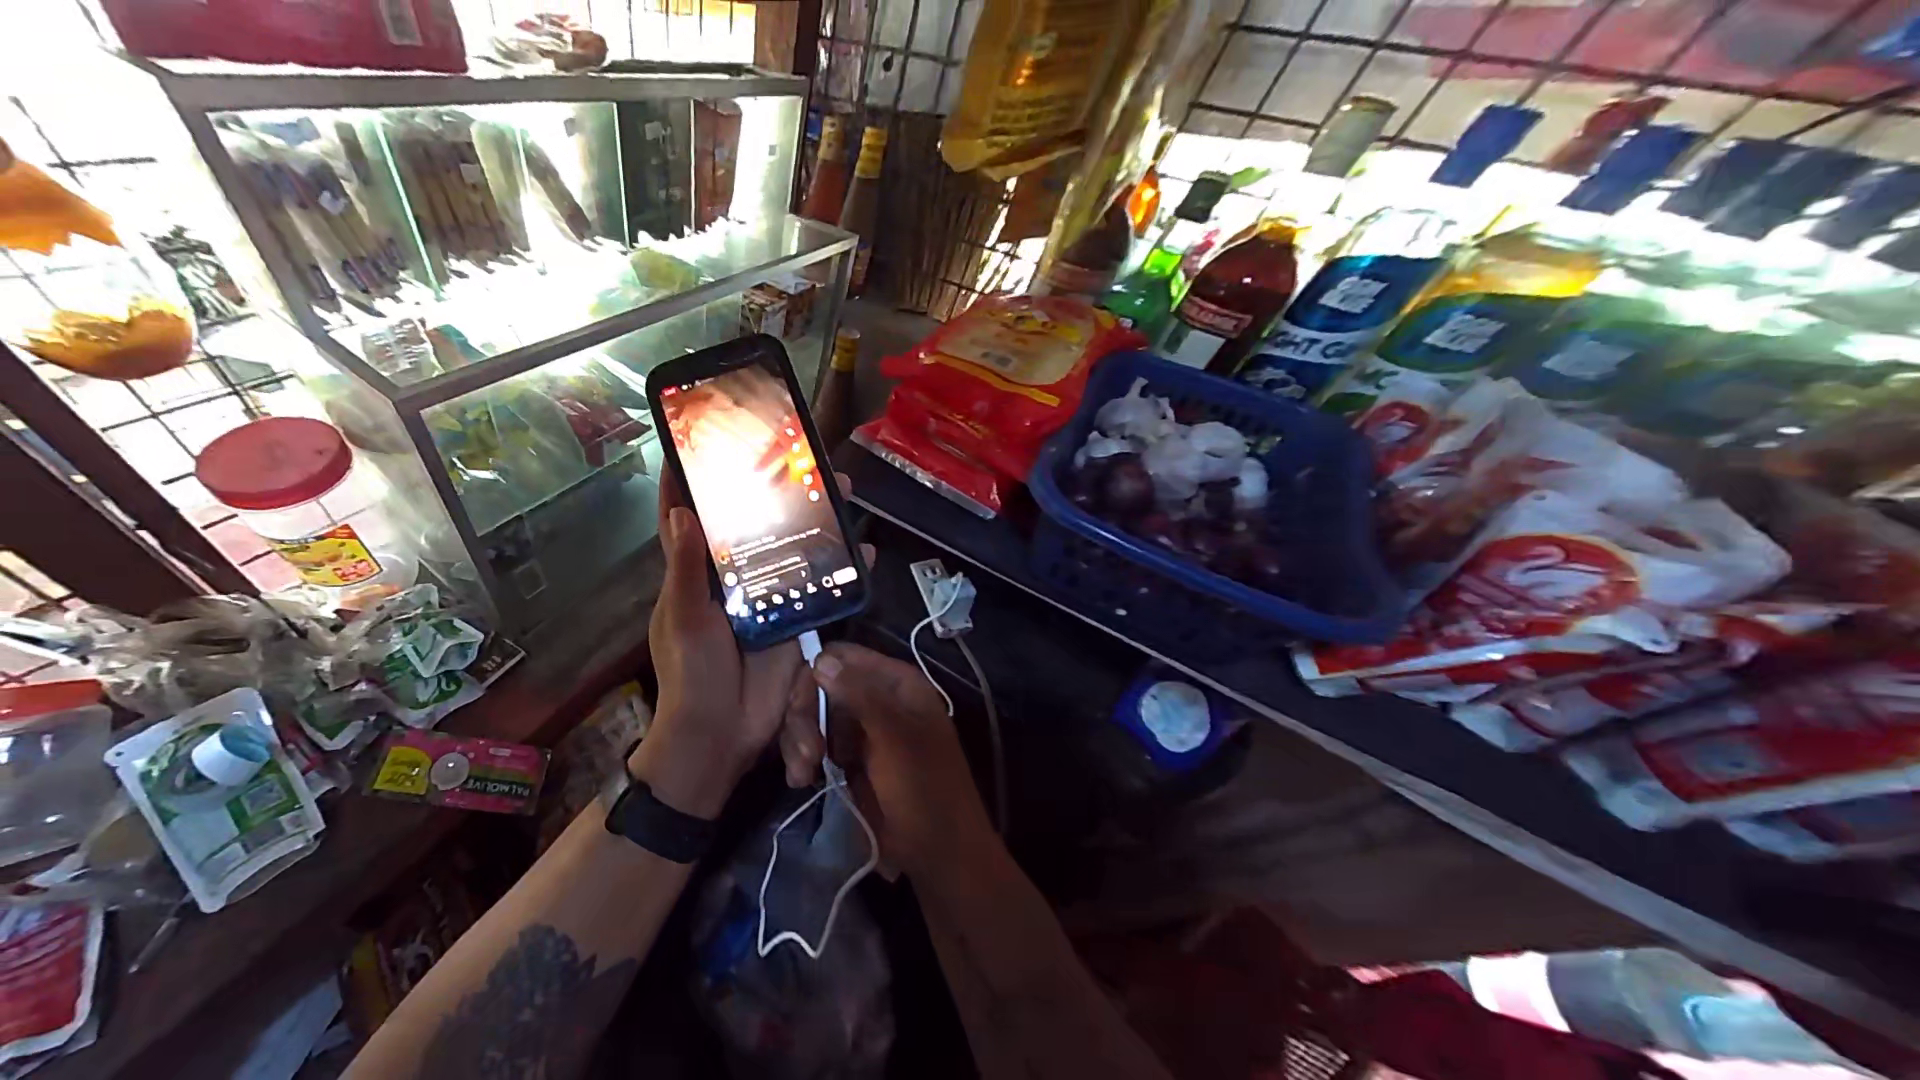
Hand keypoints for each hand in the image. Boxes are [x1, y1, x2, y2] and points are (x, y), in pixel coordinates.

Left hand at [637, 472, 868, 818]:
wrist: (723, 734)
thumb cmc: (692, 674)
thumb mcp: (685, 620)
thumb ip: (686, 570)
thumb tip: (682, 510)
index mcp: (693, 572)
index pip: (687, 515)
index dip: (689, 477)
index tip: (701, 437)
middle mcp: (730, 576)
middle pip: (752, 523)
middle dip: (772, 490)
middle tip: (800, 456)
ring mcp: (765, 595)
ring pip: (789, 547)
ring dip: (814, 521)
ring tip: (841, 491)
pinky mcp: (794, 616)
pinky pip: (818, 584)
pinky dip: (840, 568)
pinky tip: (862, 550)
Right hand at [784, 642, 994, 876]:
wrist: (938, 851)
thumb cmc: (924, 788)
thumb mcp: (893, 738)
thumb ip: (859, 696)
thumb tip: (820, 658)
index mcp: (898, 683)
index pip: (844, 656)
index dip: (815, 674)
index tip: (796, 705)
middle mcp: (879, 698)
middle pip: (823, 686)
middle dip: (806, 716)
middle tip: (805, 753)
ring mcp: (865, 728)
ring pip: (817, 716)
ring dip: (802, 741)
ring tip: (802, 773)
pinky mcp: (852, 757)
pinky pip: (819, 742)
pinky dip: (806, 757)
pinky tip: (802, 777)